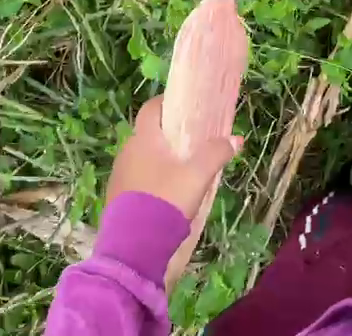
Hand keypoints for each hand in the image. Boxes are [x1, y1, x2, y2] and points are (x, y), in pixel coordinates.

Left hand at [105, 97, 241, 219]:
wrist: (133, 248)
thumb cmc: (166, 201)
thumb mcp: (197, 176)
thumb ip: (216, 154)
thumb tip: (236, 139)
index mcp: (143, 138)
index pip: (152, 108)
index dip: (168, 103)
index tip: (186, 108)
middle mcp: (127, 151)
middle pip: (148, 132)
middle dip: (168, 134)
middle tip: (191, 141)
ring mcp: (119, 175)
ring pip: (142, 157)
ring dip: (159, 159)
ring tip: (182, 170)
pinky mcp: (116, 197)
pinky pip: (136, 178)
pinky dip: (150, 179)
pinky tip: (166, 195)